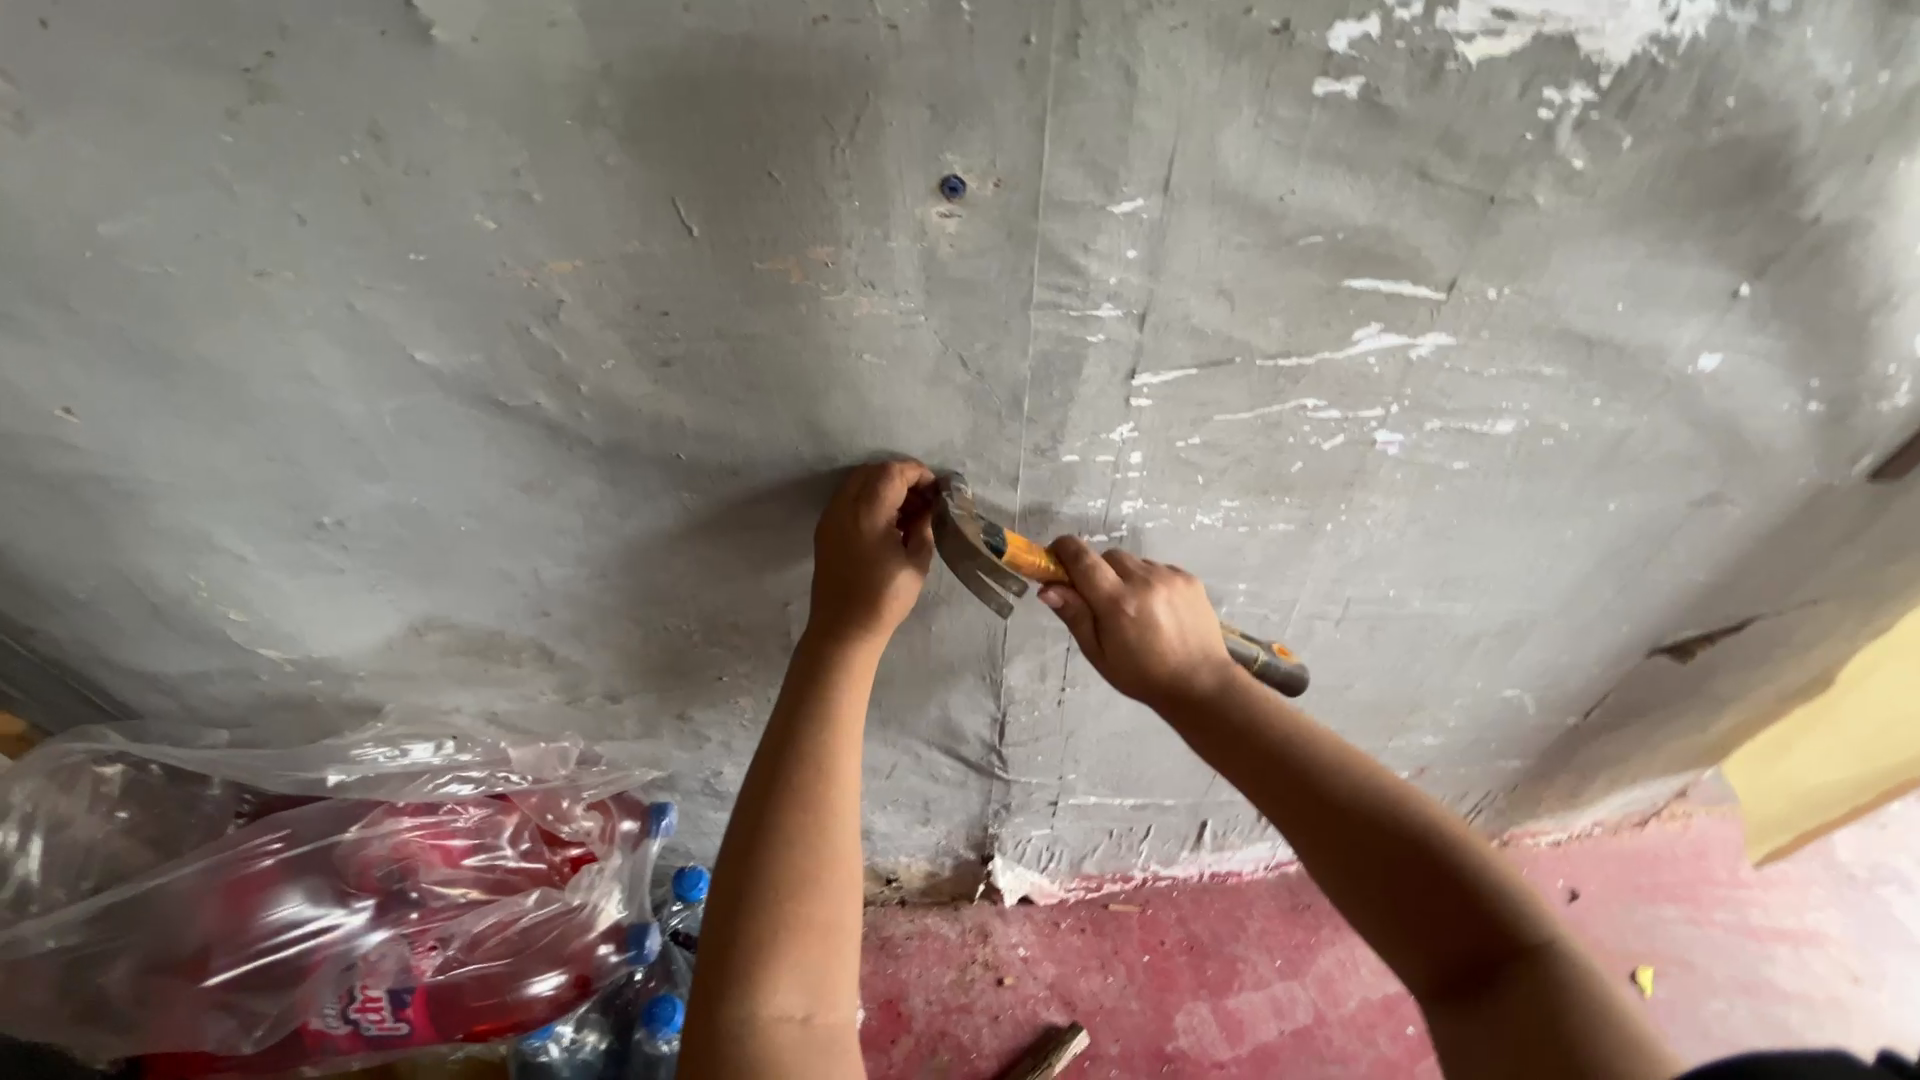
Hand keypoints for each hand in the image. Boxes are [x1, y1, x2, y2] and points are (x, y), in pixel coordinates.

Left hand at [806, 459, 936, 647]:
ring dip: (885, 487)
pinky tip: (888, 523)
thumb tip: (926, 509)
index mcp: (867, 513)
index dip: (917, 473)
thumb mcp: (916, 562)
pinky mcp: (825, 530)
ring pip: (858, 483)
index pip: (892, 472)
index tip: (936, 489)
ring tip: (909, 513)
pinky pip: (849, 500)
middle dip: (901, 477)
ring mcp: (830, 518)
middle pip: (873, 471)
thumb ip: (923, 527)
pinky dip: (870, 500)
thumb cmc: (884, 599)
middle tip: (924, 499)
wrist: (843, 629)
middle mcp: (843, 507)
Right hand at [1038, 537, 1241, 709]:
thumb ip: (1074, 616)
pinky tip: (1156, 609)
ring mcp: (1169, 576)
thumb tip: (1047, 587)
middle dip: (1096, 571)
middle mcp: (1143, 581)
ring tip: (1135, 609)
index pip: (1081, 557)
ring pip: (1133, 562)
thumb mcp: (1098, 654)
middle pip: (1107, 556)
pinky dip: (1148, 581)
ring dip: (1124, 576)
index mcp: (1117, 602)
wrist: (1201, 684)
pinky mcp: (1188, 578)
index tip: (1054, 557)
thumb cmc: (1142, 676)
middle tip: (1100, 601)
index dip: (1062, 550)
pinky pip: (1156, 568)